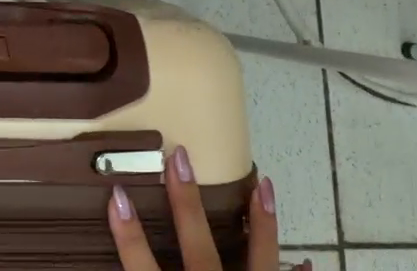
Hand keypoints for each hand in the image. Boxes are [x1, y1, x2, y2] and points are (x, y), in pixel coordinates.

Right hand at [108, 147, 282, 270]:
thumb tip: (111, 247)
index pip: (143, 268)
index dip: (129, 235)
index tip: (117, 193)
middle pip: (199, 251)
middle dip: (188, 205)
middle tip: (179, 157)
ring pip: (257, 263)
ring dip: (261, 225)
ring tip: (263, 184)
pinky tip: (305, 262)